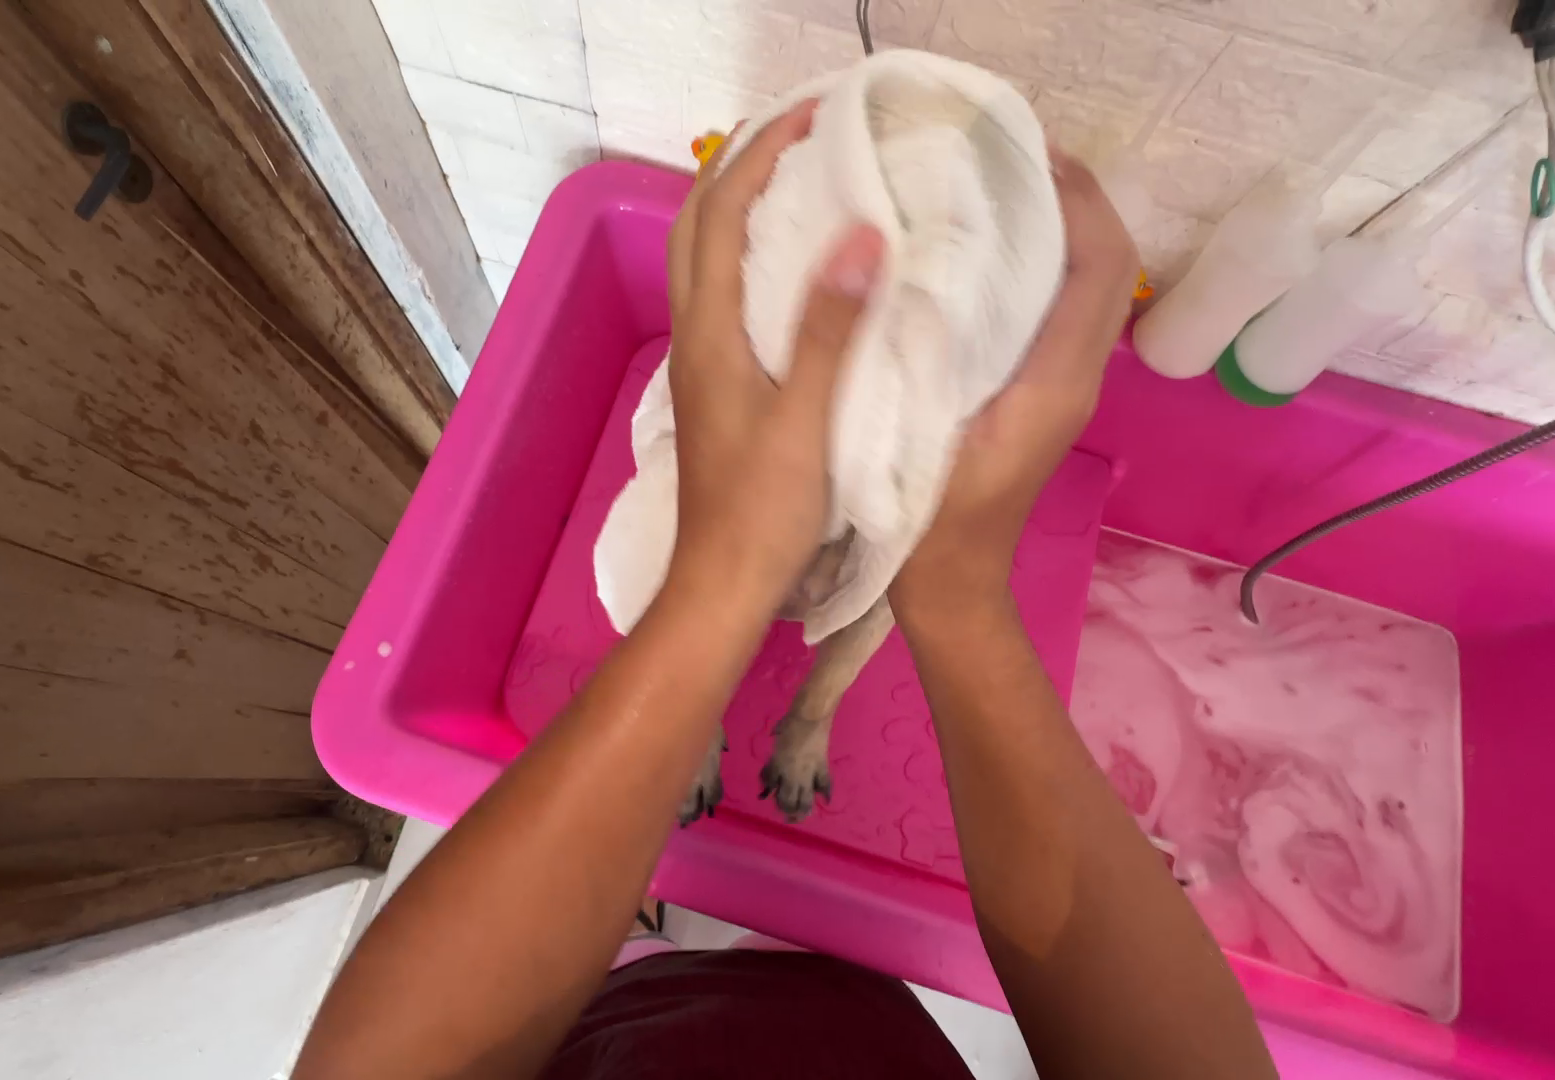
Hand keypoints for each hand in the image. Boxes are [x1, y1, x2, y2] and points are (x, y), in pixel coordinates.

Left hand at [659, 100, 886, 614]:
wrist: (726, 579)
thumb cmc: (767, 509)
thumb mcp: (807, 420)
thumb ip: (830, 331)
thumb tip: (860, 235)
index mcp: (711, 335)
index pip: (720, 218)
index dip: (759, 156)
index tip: (814, 114)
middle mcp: (695, 339)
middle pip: (699, 230)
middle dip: (740, 170)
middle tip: (802, 137)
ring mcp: (700, 367)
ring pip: (706, 267)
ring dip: (741, 214)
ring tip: (801, 186)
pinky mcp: (717, 391)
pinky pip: (724, 303)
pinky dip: (751, 264)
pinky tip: (797, 275)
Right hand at [893, 151, 1137, 609]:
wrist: (951, 586)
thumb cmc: (930, 524)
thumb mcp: (920, 438)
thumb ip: (929, 360)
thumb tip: (924, 274)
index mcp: (1055, 381)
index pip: (1102, 263)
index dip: (1079, 198)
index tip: (1026, 152)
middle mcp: (1073, 376)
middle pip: (1103, 265)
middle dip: (1068, 202)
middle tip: (1000, 162)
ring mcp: (1059, 388)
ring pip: (1078, 288)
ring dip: (1049, 235)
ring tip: (987, 198)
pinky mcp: (1035, 397)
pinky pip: (1049, 314)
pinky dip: (1028, 273)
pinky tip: (971, 264)